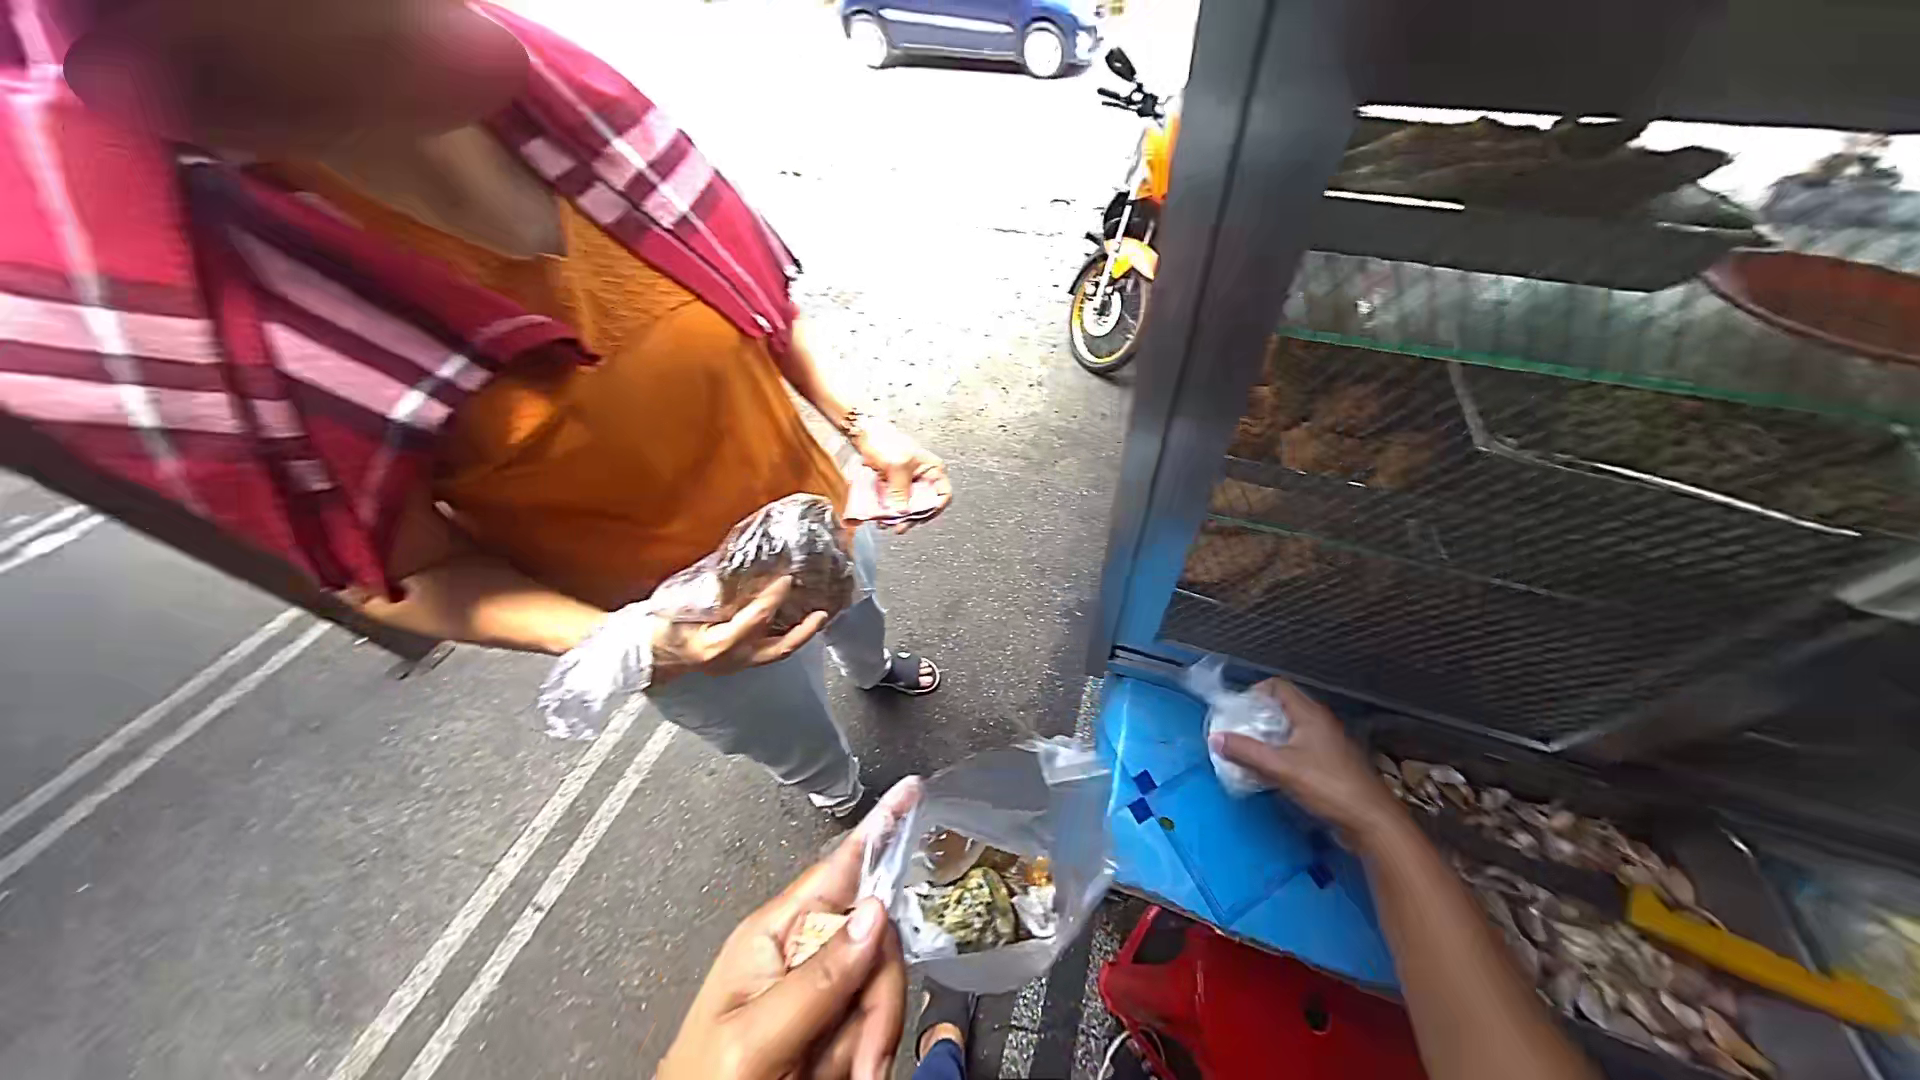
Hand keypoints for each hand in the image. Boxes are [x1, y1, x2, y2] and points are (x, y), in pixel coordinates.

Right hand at [652, 577, 829, 682]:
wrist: (643, 656)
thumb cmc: (658, 629)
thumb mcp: (681, 606)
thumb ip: (711, 593)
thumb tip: (736, 573)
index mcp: (719, 644)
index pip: (757, 618)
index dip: (774, 597)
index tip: (787, 579)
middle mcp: (733, 659)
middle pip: (781, 647)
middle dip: (805, 631)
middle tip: (823, 613)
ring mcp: (736, 665)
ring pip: (776, 651)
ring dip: (798, 634)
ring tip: (816, 616)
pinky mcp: (735, 664)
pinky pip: (766, 650)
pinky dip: (781, 635)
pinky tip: (791, 621)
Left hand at [656, 779, 920, 1079]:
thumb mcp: (753, 1036)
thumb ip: (817, 976)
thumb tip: (874, 913)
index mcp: (774, 934)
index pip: (839, 865)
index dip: (879, 826)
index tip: (910, 792)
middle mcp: (803, 951)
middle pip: (875, 935)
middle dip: (877, 994)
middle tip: (861, 1053)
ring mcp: (821, 988)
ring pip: (882, 981)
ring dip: (871, 1035)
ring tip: (840, 1073)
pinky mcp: (835, 1024)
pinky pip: (878, 1019)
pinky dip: (868, 1055)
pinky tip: (844, 1073)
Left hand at [849, 416, 951, 531]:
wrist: (863, 432)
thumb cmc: (884, 441)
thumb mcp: (896, 466)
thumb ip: (900, 490)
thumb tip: (902, 511)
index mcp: (933, 469)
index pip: (943, 495)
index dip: (934, 509)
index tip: (918, 518)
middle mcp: (924, 478)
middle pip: (924, 505)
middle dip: (910, 518)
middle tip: (898, 526)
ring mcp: (910, 482)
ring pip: (909, 506)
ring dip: (898, 517)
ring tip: (885, 523)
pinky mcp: (895, 486)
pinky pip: (896, 502)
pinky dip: (889, 511)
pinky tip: (880, 516)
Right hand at [1209, 678, 1405, 846]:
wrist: (1373, 823)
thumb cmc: (1329, 787)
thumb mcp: (1280, 767)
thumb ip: (1245, 751)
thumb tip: (1215, 738)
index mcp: (1310, 714)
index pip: (1277, 686)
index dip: (1254, 693)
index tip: (1236, 711)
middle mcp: (1320, 723)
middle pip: (1282, 707)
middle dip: (1256, 718)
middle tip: (1237, 732)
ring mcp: (1328, 744)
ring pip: (1290, 730)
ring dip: (1267, 738)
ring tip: (1248, 753)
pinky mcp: (1331, 765)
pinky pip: (1299, 749)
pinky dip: (1281, 754)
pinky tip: (1270, 772)